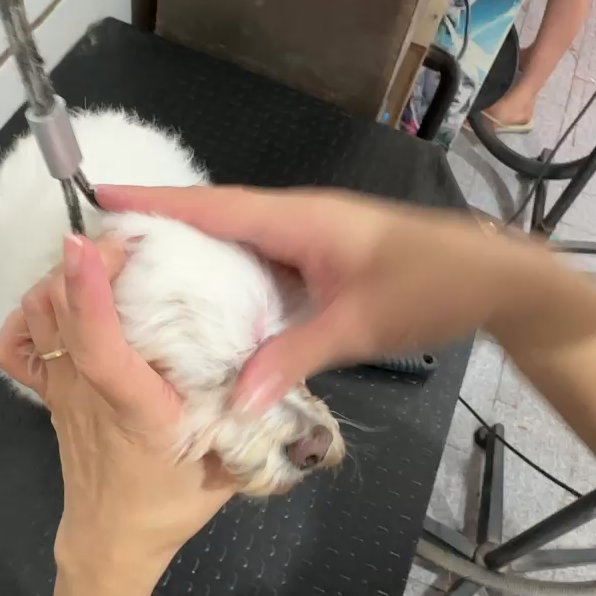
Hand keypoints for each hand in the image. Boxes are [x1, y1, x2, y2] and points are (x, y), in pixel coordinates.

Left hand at [0, 234, 236, 587]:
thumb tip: (286, 365)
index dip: (91, 293)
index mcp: (136, 409)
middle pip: (58, 313)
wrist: (114, 540)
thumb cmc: (172, 503)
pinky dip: (27, 316)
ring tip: (104, 261)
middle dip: (83, 262)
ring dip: (61, 278)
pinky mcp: (48, 396)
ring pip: (36, 318)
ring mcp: (60, 392)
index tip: (91, 244)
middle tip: (130, 243)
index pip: (101, 348)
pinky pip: (16, 347)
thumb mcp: (228, 464)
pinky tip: (59, 307)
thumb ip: (255, 418)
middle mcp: (87, 393)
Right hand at [96, 185, 549, 408]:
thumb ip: (294, 357)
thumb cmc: (431, 287)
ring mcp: (315, 239)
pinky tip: (217, 311)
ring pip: (243, 244)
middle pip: (220, 220)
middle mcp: (300, 220)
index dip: (157, 203)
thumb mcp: (359, 325)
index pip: (214, 205)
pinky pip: (267, 266)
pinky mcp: (327, 261)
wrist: (493, 279)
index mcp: (300, 219)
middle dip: (166, 230)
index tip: (102, 196)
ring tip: (147, 282)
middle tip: (110, 253)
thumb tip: (235, 399)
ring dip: (200, 257)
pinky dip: (236, 282)